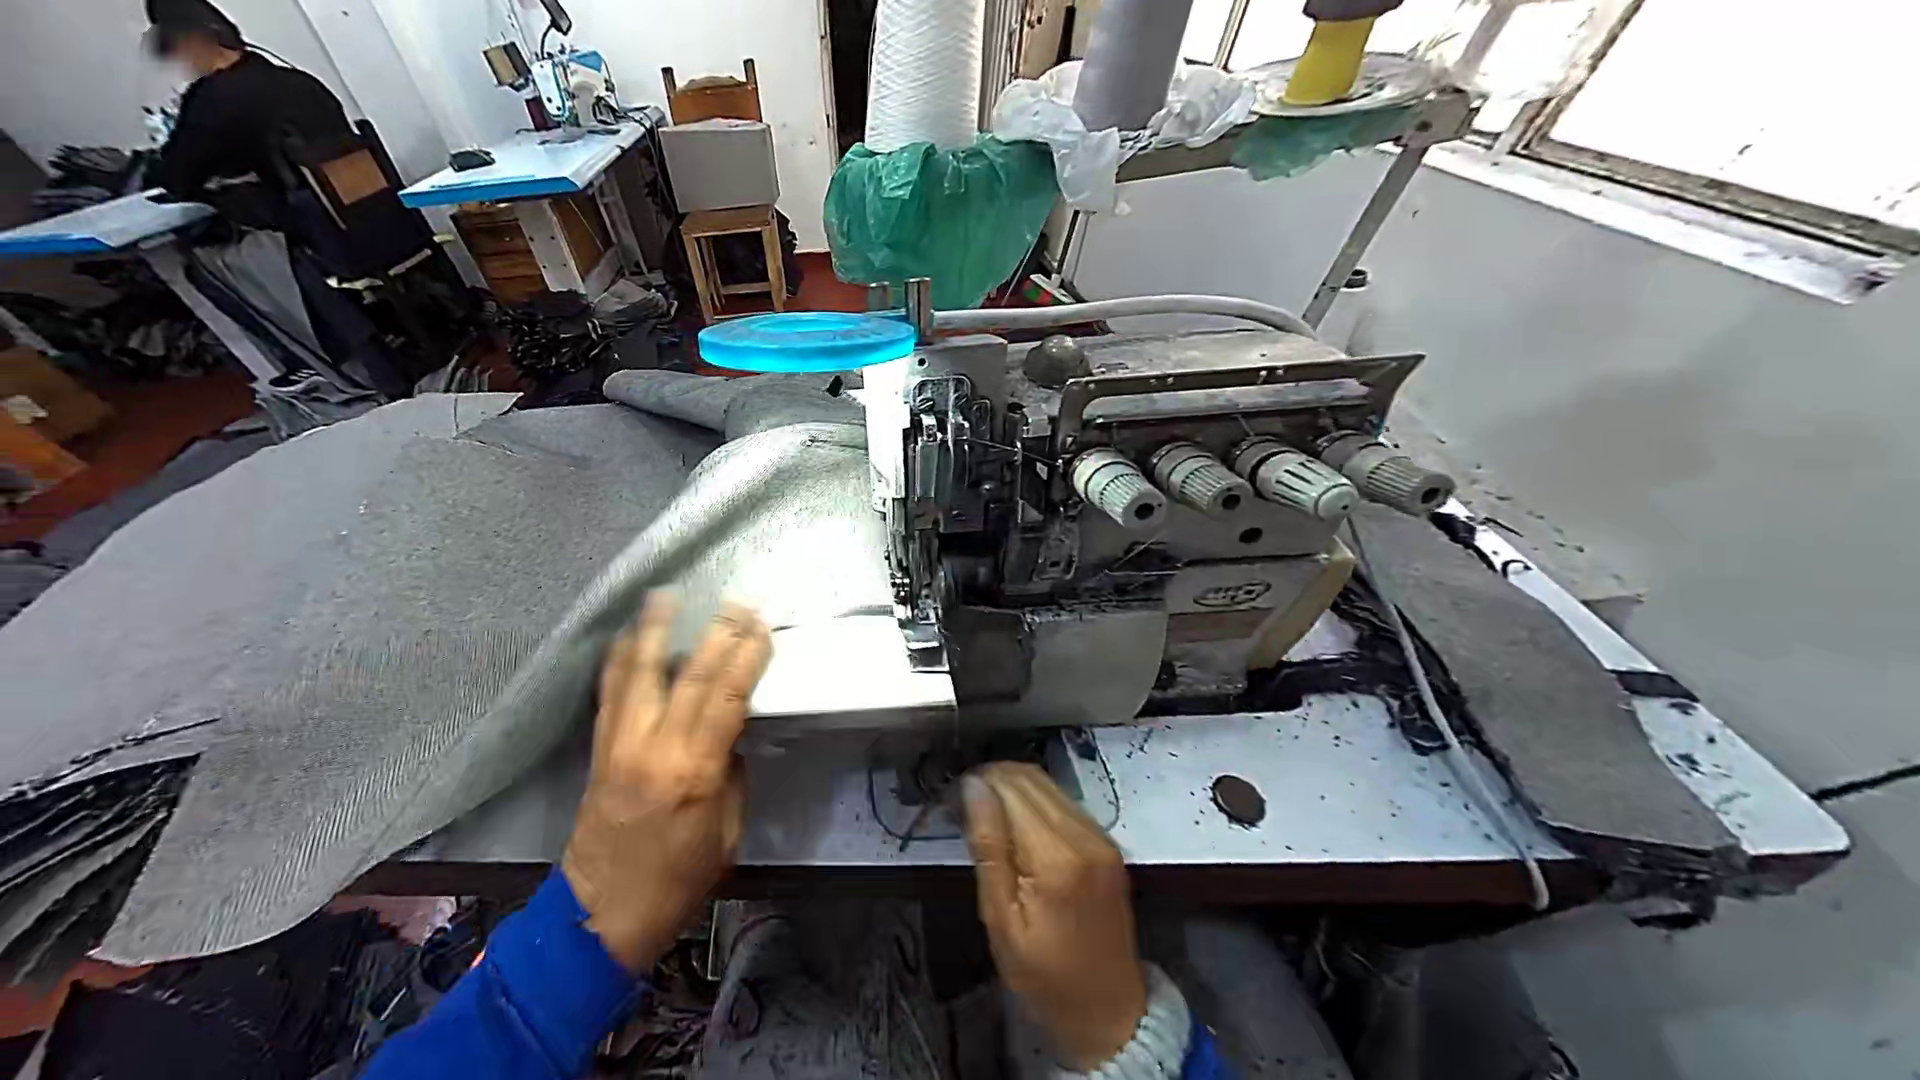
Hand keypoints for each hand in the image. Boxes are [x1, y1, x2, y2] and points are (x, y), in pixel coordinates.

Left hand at [562, 595, 770, 972]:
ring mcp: (619, 746)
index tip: (762, 626)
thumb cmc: (678, 879)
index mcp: (694, 771)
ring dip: (653, 631)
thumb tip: (732, 733)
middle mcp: (654, 748)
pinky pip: (609, 695)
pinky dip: (617, 661)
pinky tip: (623, 636)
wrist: (600, 917)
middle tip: (736, 601)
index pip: (727, 697)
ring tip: (665, 595)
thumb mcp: (728, 830)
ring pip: (637, 675)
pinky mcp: (598, 751)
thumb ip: (731, 773)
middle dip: (716, 633)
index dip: (747, 657)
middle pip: (688, 676)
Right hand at [962, 762, 1147, 1070]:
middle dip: (991, 781)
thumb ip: (987, 847)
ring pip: (1047, 783)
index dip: (976, 785)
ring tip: (984, 813)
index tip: (950, 800)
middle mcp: (1084, 835)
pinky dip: (1033, 801)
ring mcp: (1100, 836)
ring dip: (1011, 787)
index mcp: (1056, 858)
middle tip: (961, 805)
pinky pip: (1063, 801)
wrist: (1109, 1012)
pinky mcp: (1106, 841)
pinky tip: (1014, 824)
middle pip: (1029, 779)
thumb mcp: (1001, 921)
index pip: (1010, 789)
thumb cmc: (1045, 977)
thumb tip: (972, 788)